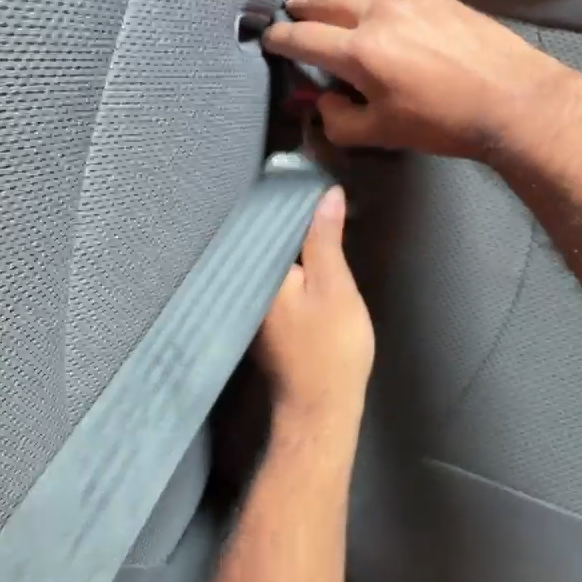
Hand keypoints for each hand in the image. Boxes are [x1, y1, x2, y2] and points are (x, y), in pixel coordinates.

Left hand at [257, 187, 374, 425]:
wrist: (320, 409)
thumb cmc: (330, 348)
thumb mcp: (335, 286)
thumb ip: (326, 238)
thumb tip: (327, 193)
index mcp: (260, 271)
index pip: (265, 220)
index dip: (284, 197)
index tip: (301, 172)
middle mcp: (246, 284)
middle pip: (264, 239)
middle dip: (283, 217)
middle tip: (308, 187)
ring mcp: (253, 305)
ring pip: (269, 260)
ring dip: (285, 241)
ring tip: (307, 213)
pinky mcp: (263, 320)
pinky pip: (272, 278)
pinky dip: (286, 265)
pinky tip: (301, 257)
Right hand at [263, 0, 581, 161]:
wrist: (516, 99)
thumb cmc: (444, 123)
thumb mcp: (382, 133)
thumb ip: (339, 120)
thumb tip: (327, 101)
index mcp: (359, 51)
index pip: (303, 37)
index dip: (279, 38)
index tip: (269, 38)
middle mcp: (380, 15)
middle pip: (327, 1)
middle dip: (304, 7)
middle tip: (293, 12)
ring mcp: (412, 1)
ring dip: (344, 8)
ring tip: (341, 21)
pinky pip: (398, 2)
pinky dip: (382, 13)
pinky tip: (394, 30)